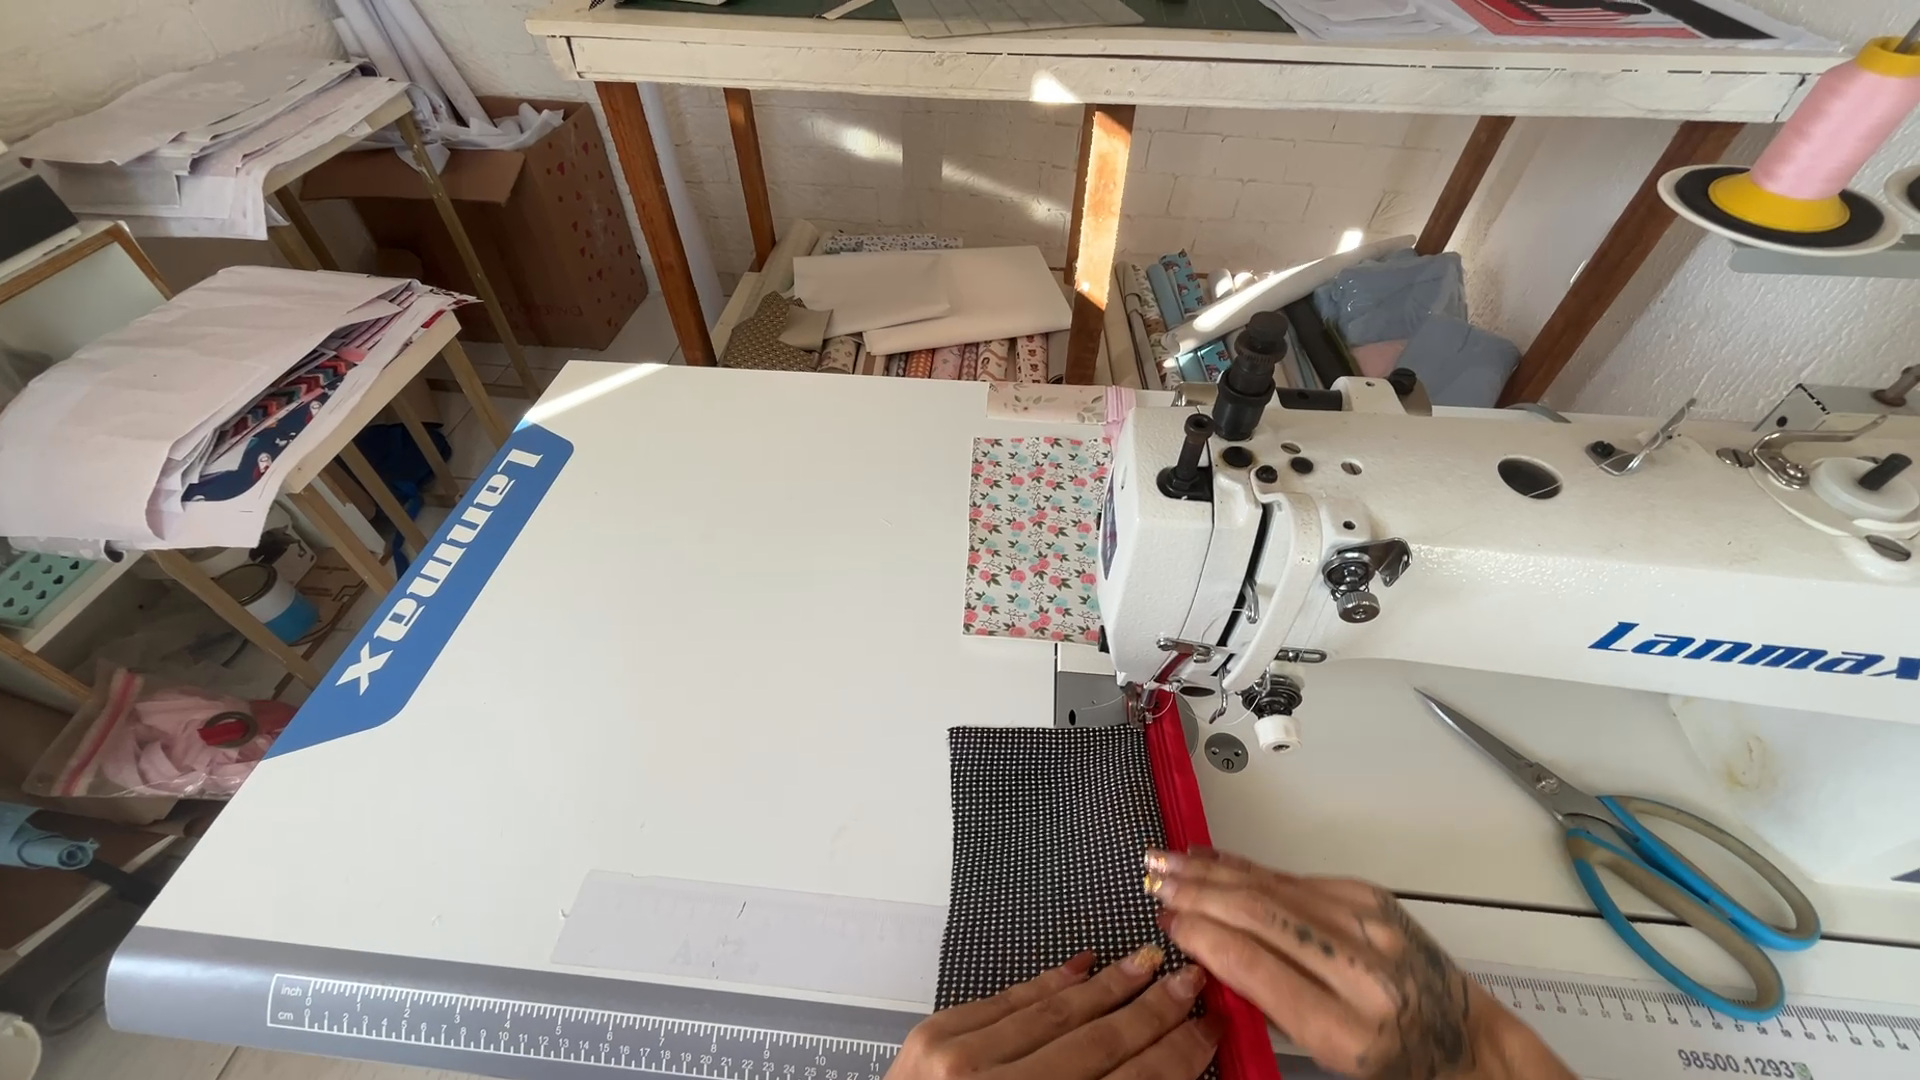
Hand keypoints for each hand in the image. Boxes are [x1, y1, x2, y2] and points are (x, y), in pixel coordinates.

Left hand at [886, 945, 1220, 1079]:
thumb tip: (1152, 1069)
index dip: (1175, 1055)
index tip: (1205, 1029)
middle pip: (1099, 1042)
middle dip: (1152, 1010)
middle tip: (1189, 983)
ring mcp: (962, 1063)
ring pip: (1055, 1011)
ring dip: (1108, 985)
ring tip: (1146, 962)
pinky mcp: (934, 1037)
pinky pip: (1007, 999)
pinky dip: (1048, 981)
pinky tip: (1081, 965)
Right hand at [1145, 849, 1574, 1079]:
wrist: (1465, 1038)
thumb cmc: (1394, 1059)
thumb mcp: (1327, 1054)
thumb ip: (1268, 1000)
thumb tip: (1205, 944)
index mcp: (1349, 1029)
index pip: (1256, 967)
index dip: (1204, 936)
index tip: (1169, 921)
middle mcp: (1362, 968)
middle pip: (1260, 913)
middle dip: (1198, 891)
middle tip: (1155, 881)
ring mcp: (1368, 922)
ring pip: (1270, 883)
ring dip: (1211, 869)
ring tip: (1168, 860)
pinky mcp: (1367, 894)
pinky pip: (1291, 875)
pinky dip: (1244, 866)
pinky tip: (1213, 859)